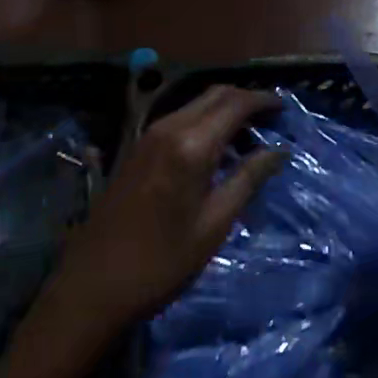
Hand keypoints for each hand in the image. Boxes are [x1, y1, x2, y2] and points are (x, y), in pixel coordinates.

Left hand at [0, 86, 286, 377]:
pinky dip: (204, 119)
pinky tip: (215, 144)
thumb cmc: (162, 261)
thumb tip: (279, 150)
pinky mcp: (137, 146)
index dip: (263, 100)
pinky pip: (179, 117)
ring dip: (223, 108)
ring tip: (248, 131)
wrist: (93, 284)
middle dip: (244, 98)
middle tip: (270, 117)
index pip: (235, 103)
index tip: (285, 107)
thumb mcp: (214, 224)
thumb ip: (248, 178)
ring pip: (196, 103)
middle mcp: (169, 126)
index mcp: (191, 143)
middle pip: (214, 94)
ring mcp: (149, 134)